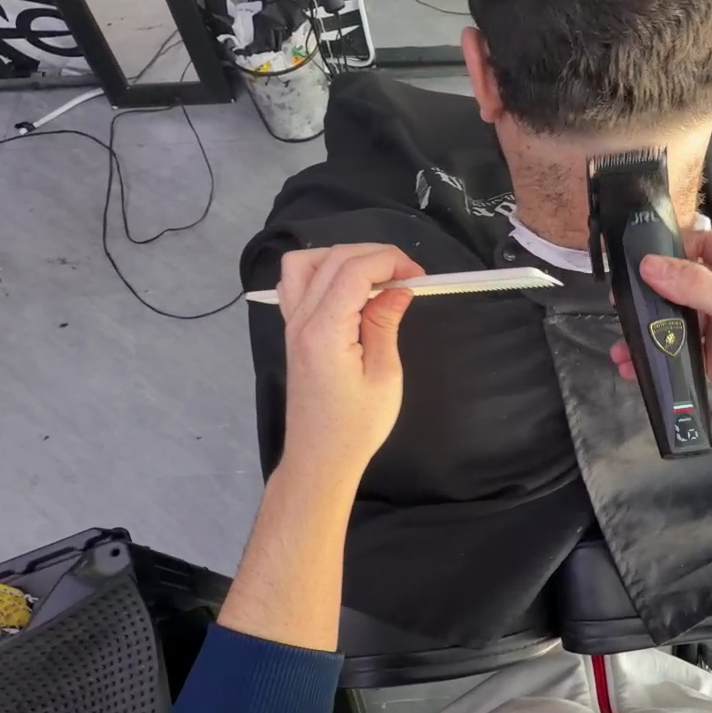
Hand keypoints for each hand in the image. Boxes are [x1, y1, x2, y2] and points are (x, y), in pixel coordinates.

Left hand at [277, 243, 423, 479]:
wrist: (320, 457)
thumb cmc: (357, 425)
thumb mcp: (384, 376)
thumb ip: (386, 323)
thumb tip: (399, 288)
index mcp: (325, 331)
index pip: (354, 270)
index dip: (390, 261)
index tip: (419, 276)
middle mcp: (302, 320)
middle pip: (333, 259)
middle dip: (376, 255)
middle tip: (408, 276)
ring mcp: (292, 323)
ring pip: (307, 262)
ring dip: (344, 256)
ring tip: (376, 275)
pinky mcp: (293, 330)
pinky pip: (297, 282)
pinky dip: (323, 270)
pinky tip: (348, 287)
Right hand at [610, 229, 711, 436]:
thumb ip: (697, 286)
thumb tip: (647, 265)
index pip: (703, 244)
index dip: (670, 249)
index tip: (634, 261)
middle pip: (682, 282)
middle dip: (650, 293)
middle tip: (617, 303)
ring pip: (676, 319)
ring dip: (648, 329)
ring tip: (620, 344)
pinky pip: (677, 350)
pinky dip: (655, 356)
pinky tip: (633, 365)